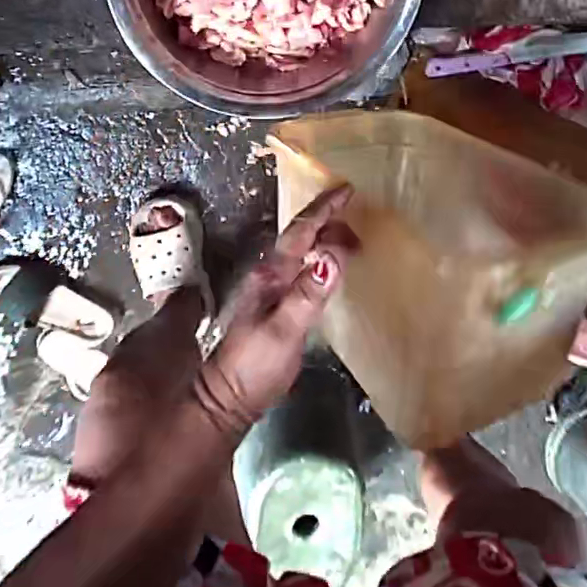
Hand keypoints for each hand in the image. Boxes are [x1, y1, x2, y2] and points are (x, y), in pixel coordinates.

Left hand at [192, 185, 358, 434]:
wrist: (227, 396)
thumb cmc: (255, 366)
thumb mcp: (285, 332)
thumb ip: (308, 295)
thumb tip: (332, 256)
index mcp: (270, 275)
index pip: (300, 233)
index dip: (323, 210)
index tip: (346, 189)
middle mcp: (267, 276)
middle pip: (300, 238)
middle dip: (328, 223)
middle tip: (358, 224)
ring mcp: (268, 290)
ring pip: (299, 252)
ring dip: (323, 240)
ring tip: (350, 242)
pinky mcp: (273, 306)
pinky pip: (299, 269)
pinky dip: (317, 260)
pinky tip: (326, 270)